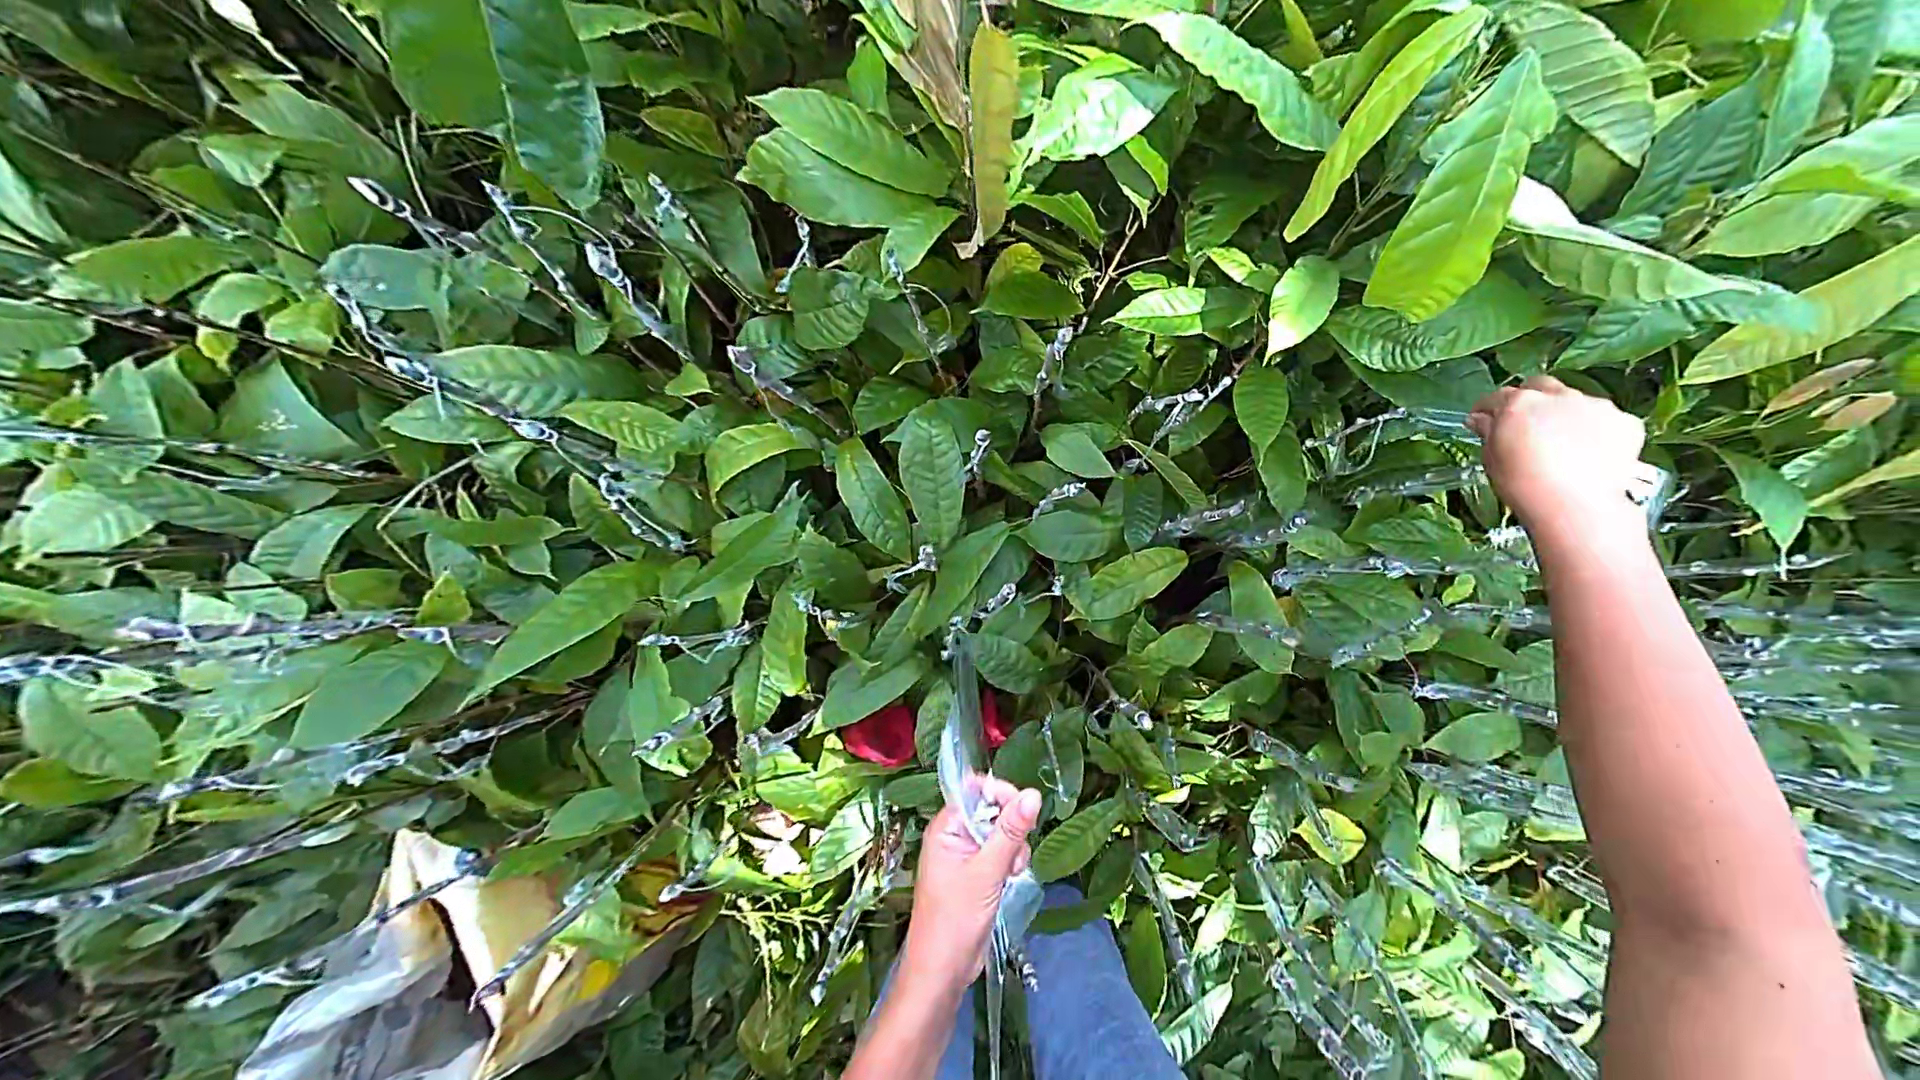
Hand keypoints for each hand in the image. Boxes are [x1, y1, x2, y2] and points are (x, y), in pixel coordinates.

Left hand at [897, 778, 1042, 996]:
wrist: (943, 972)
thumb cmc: (955, 920)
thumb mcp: (987, 872)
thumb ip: (1010, 832)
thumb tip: (1033, 795)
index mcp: (946, 826)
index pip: (974, 789)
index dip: (999, 793)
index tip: (1022, 809)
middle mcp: (954, 835)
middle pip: (991, 809)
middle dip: (1010, 825)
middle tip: (1016, 851)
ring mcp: (965, 854)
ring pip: (1000, 832)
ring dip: (1013, 847)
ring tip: (1012, 871)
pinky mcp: (977, 873)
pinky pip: (1000, 852)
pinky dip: (1010, 861)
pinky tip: (1011, 877)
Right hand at [1468, 376, 1648, 539]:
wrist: (1576, 506)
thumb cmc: (1523, 484)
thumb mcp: (1492, 458)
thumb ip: (1489, 432)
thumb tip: (1482, 419)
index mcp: (1519, 404)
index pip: (1496, 397)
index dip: (1486, 409)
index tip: (1483, 419)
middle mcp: (1559, 396)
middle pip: (1539, 386)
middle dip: (1528, 399)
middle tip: (1522, 424)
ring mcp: (1596, 406)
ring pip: (1573, 401)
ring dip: (1563, 413)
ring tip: (1559, 441)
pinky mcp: (1625, 421)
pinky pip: (1604, 419)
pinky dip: (1593, 429)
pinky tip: (1587, 451)